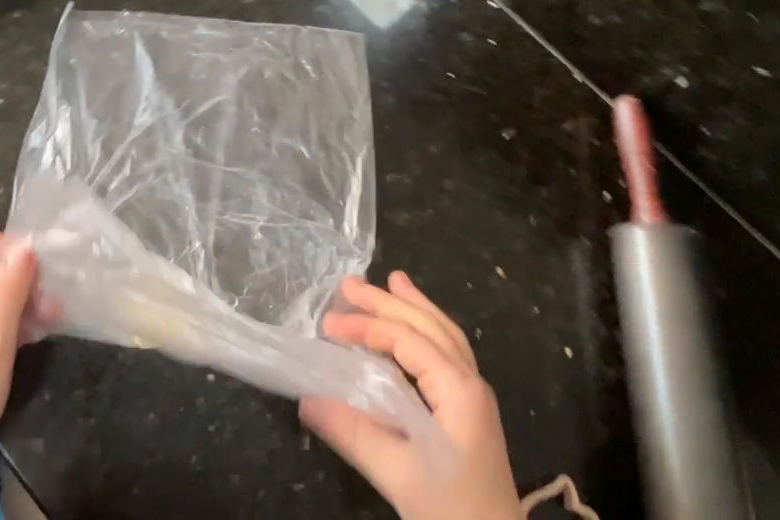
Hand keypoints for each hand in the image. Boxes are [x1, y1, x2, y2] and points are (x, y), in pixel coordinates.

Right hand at [300, 272, 520, 519]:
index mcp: (458, 389)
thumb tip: (305, 399)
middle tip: (350, 283)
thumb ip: (352, 432)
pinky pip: (448, 354)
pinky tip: (413, 332)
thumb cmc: (451, 510)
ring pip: (444, 336)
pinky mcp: (469, 413)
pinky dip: (426, 332)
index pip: (407, 341)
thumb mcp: (398, 473)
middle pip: (429, 327)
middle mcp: (470, 383)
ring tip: (393, 281)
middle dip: (390, 302)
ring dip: (414, 309)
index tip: (327, 326)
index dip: (366, 328)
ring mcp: (473, 397)